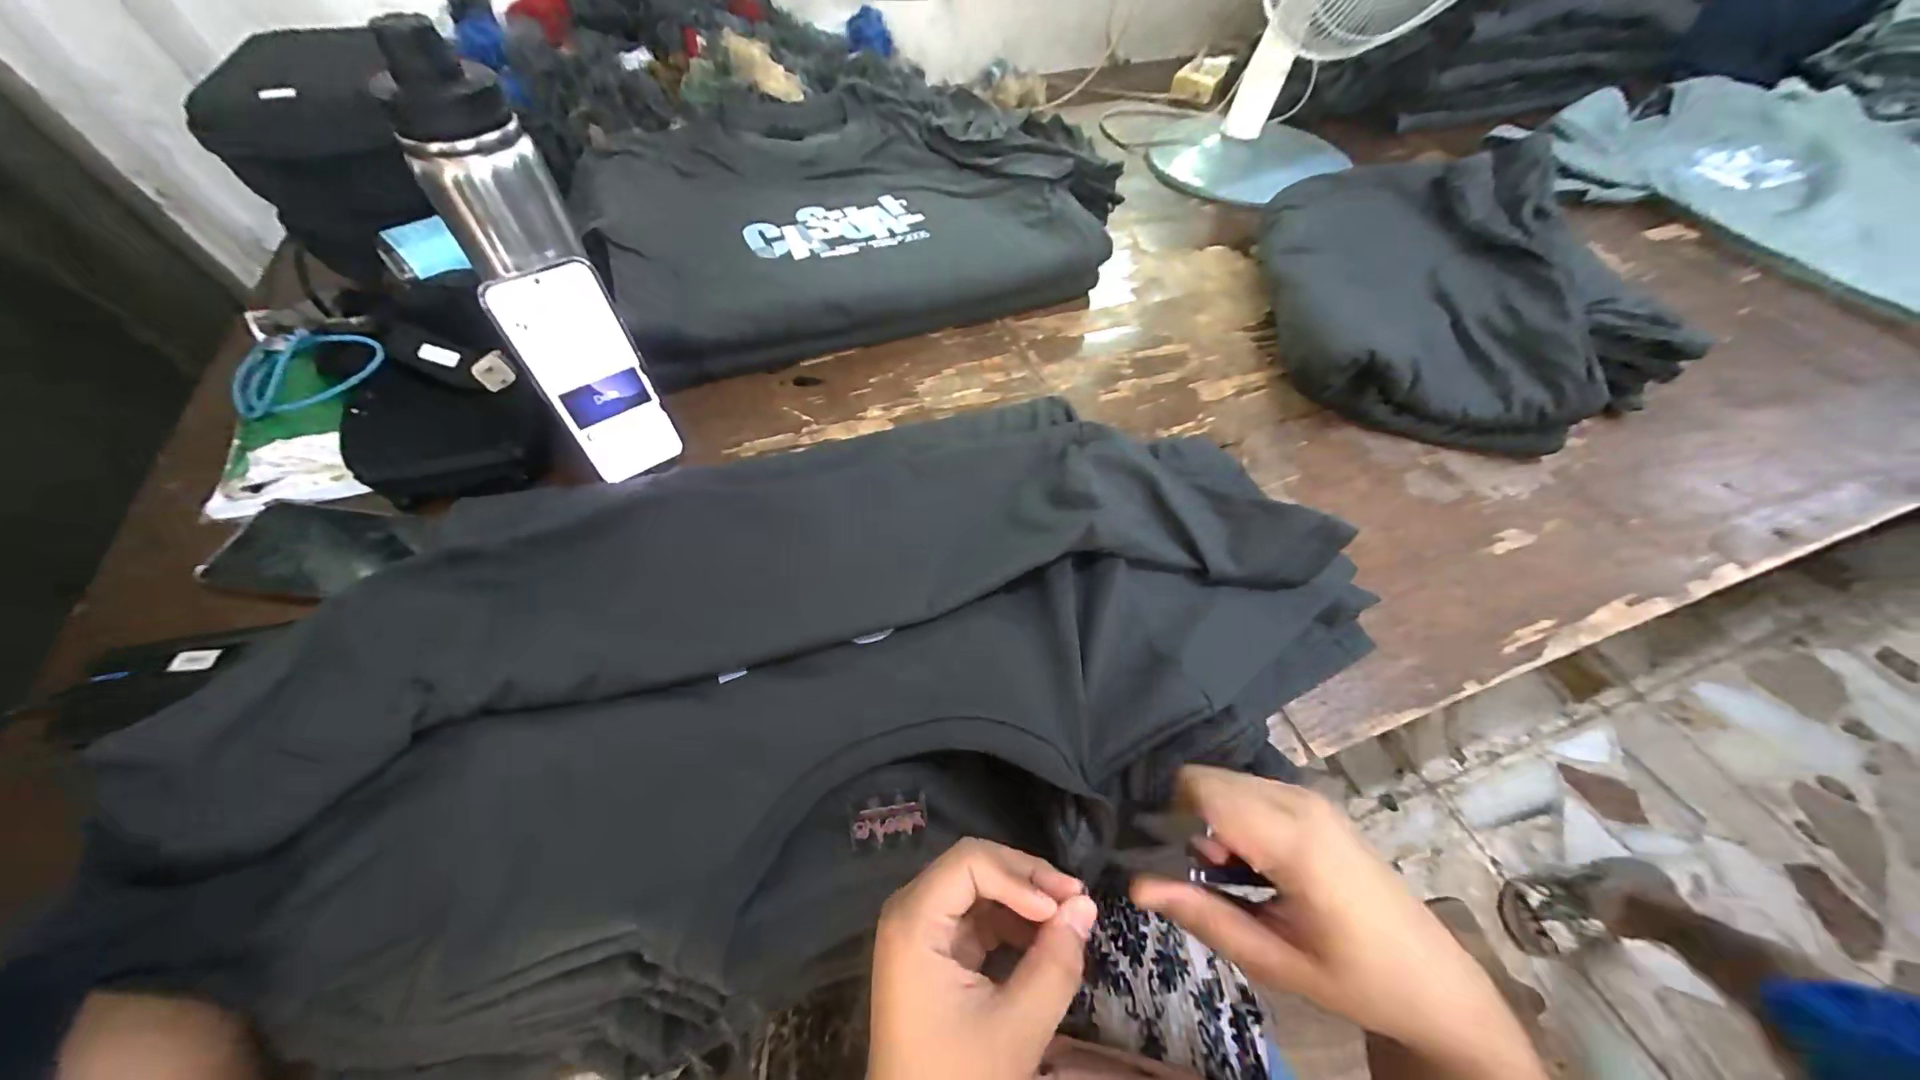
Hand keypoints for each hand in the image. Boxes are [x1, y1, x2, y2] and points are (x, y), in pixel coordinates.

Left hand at [869, 838, 1098, 1079]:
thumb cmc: (958, 1079)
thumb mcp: (1016, 1028)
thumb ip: (1055, 964)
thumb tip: (1086, 904)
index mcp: (913, 920)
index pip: (970, 861)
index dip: (1019, 875)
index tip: (1060, 907)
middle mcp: (910, 910)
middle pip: (974, 866)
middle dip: (1027, 880)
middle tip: (1075, 901)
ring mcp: (921, 928)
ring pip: (980, 887)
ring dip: (1025, 900)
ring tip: (1068, 922)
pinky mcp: (935, 949)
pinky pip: (978, 916)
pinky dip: (1014, 922)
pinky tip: (1045, 940)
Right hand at [1131, 767, 1545, 1079]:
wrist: (1437, 981)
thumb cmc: (1357, 979)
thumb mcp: (1275, 962)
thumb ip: (1203, 915)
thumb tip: (1135, 883)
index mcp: (1293, 838)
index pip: (1199, 789)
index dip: (1167, 819)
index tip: (1169, 865)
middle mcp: (1297, 799)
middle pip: (1204, 779)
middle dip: (1184, 820)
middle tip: (1203, 875)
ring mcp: (1307, 795)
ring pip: (1221, 780)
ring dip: (1206, 818)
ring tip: (1226, 874)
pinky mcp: (1310, 800)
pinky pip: (1245, 788)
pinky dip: (1228, 815)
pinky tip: (1247, 862)